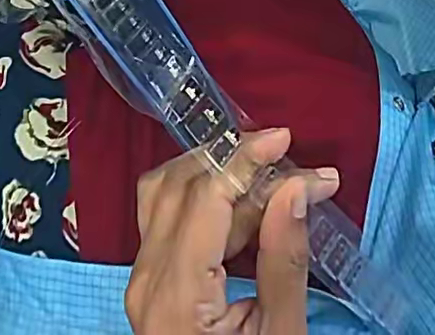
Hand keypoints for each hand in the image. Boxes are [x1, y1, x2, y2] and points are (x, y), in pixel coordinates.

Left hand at [125, 128, 340, 333]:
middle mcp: (144, 278)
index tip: (285, 139)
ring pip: (167, 193)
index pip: (205, 198)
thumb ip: (283, 261)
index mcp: (174, 296)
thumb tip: (294, 187)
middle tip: (291, 167)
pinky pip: (167, 217)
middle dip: (236, 164)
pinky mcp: (148, 282)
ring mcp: (140, 279)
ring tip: (270, 179)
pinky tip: (244, 205)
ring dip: (216, 174)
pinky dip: (205, 199)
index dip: (244, 158)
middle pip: (181, 187)